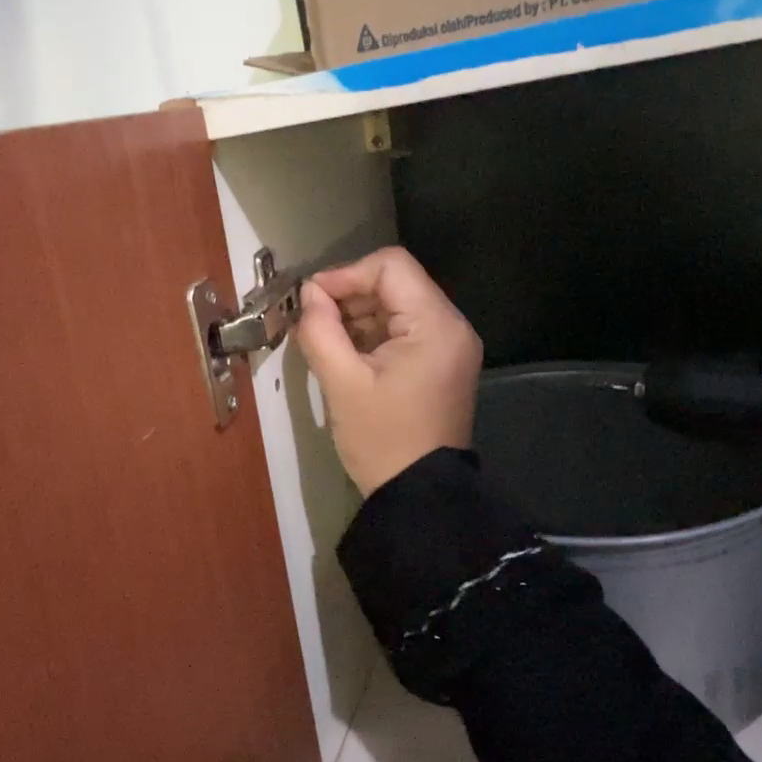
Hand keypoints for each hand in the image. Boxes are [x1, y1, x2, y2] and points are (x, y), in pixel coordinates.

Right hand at [294, 247, 482, 495]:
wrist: (419, 495)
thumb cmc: (381, 439)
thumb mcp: (341, 383)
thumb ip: (320, 330)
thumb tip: (309, 295)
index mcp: (436, 326)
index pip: (391, 266)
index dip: (346, 274)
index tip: (311, 299)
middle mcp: (452, 326)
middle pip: (396, 282)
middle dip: (350, 295)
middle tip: (313, 321)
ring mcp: (450, 345)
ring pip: (398, 304)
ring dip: (358, 314)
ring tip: (325, 340)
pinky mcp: (442, 362)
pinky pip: (404, 329)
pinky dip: (373, 332)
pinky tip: (346, 353)